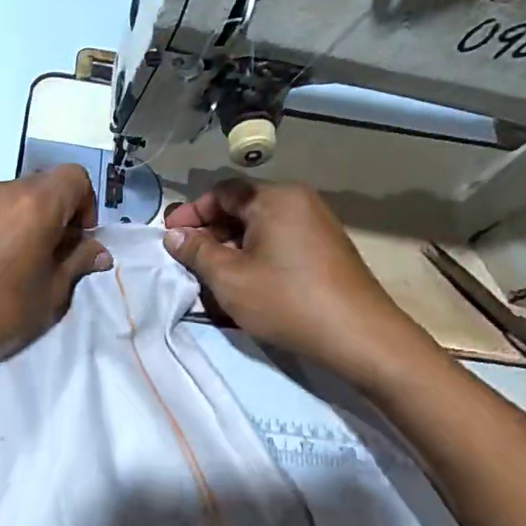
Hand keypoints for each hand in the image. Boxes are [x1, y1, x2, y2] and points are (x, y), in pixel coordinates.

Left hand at [0, 164, 112, 366]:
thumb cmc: (3, 315)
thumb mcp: (53, 293)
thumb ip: (78, 262)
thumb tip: (97, 250)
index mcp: (35, 205)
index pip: (74, 177)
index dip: (84, 204)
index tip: (76, 239)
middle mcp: (1, 192)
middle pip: (40, 185)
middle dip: (53, 212)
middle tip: (48, 252)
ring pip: (8, 198)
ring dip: (21, 219)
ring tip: (12, 260)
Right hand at [162, 178, 433, 386]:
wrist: (356, 333)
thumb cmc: (285, 300)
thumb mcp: (229, 277)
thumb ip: (197, 252)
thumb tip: (174, 235)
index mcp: (275, 198)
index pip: (221, 192)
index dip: (191, 213)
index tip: (169, 237)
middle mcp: (298, 201)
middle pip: (242, 207)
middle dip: (209, 231)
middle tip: (185, 258)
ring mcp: (316, 224)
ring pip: (260, 227)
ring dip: (230, 245)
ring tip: (209, 273)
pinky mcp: (324, 248)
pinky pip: (279, 241)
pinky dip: (254, 254)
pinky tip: (243, 280)